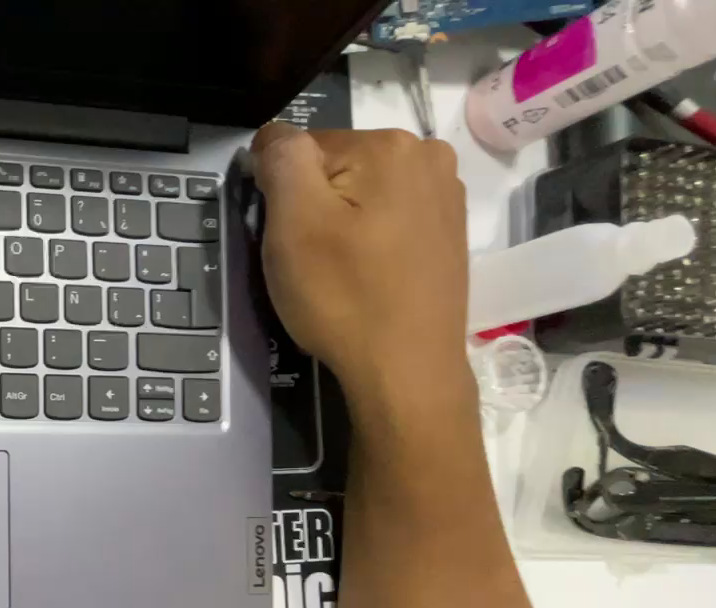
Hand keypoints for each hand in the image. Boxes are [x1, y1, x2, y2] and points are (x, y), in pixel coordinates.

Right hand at [250, 124, 471, 409]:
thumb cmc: (341, 295)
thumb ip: (281, 164)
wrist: (404, 364)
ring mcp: (443, 193)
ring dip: (333, 225)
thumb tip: (270, 135)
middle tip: (299, 261)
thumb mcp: (293, 226)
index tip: (275, 239)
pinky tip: (358, 275)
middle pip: (333, 170)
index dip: (275, 195)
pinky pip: (385, 218)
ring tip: (327, 271)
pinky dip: (362, 240)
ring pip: (359, 195)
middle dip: (307, 208)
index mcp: (386, 146)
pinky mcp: (445, 230)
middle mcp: (425, 155)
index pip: (300, 149)